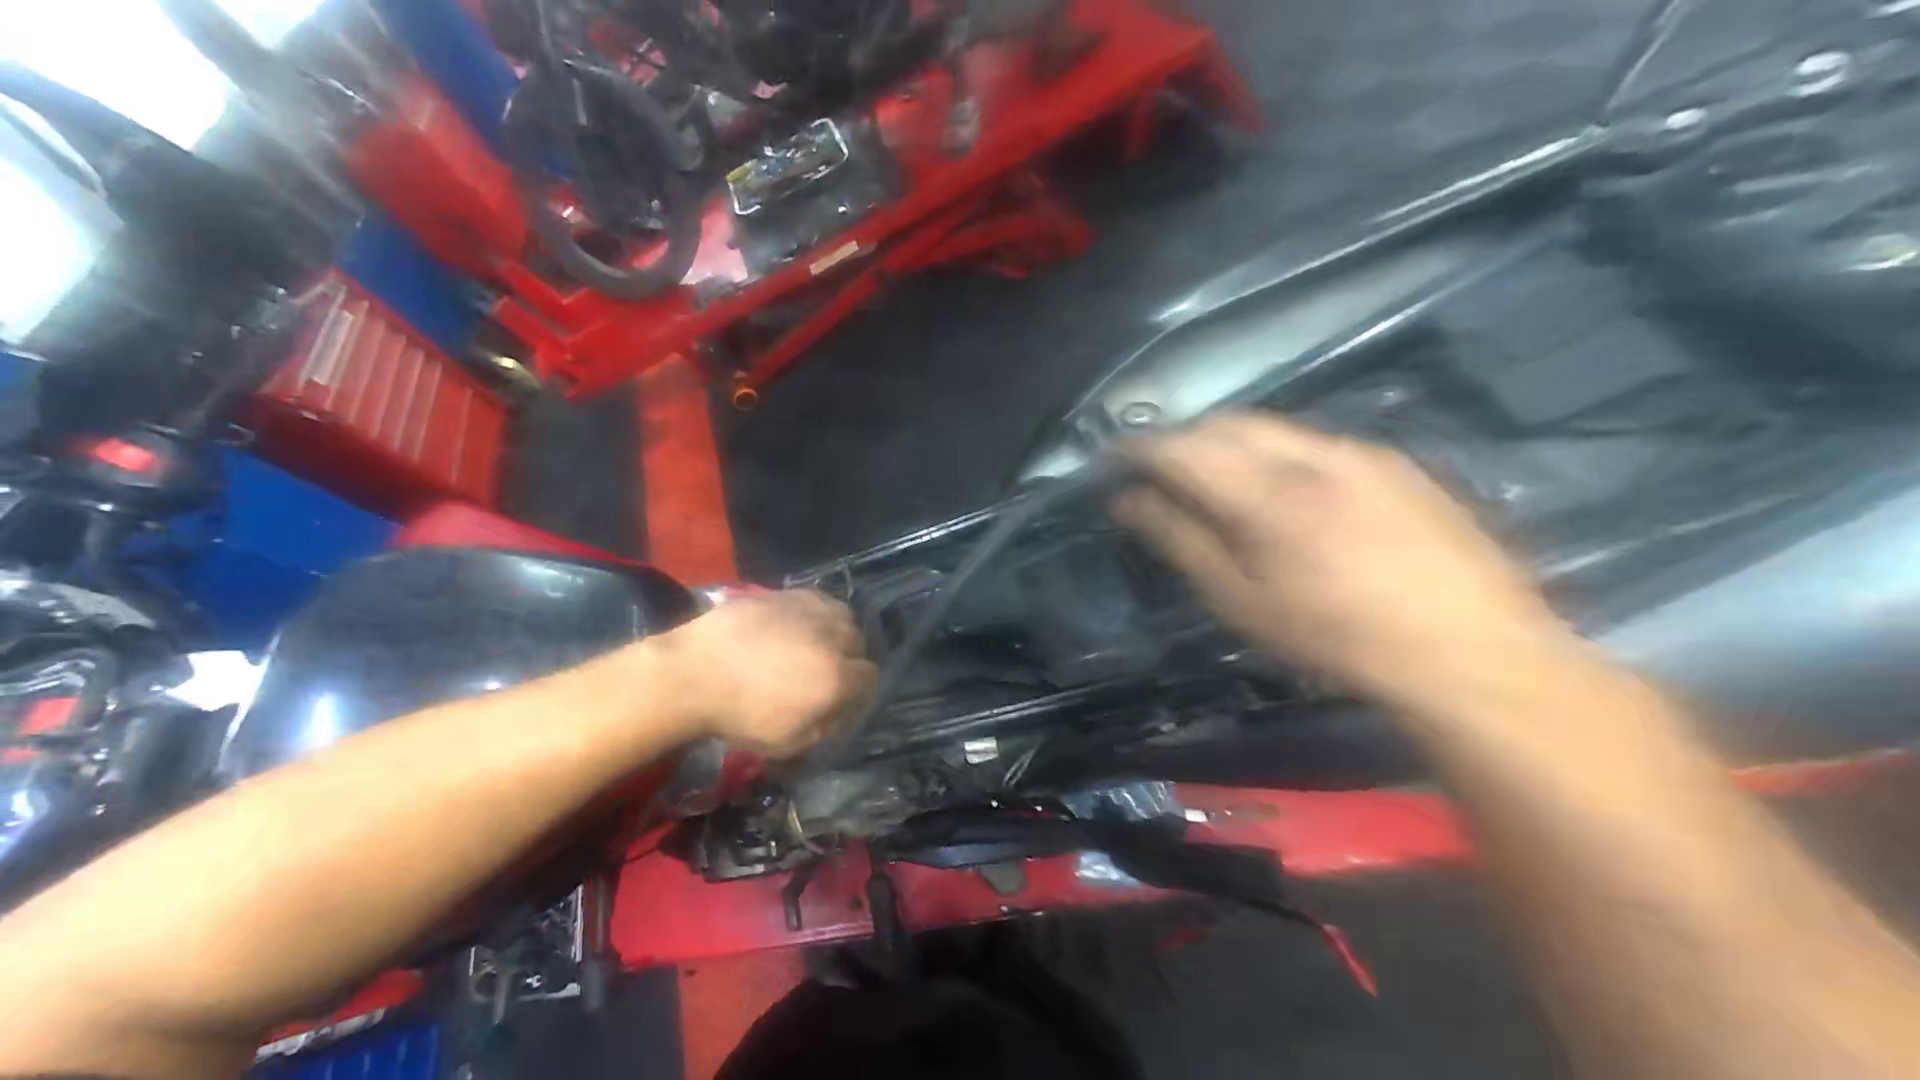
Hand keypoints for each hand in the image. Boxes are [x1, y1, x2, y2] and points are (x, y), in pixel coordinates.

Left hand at [647, 589, 875, 756]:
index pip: (870, 677)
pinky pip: (812, 600)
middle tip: (824, 672)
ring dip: (835, 630)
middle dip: (849, 658)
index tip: (839, 700)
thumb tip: (841, 711)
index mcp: (837, 676)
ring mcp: (807, 609)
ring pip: (841, 615)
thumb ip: (827, 727)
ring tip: (812, 643)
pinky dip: (811, 613)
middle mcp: (832, 637)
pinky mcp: (782, 593)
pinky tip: (792, 626)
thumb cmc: (739, 716)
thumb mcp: (790, 742)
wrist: (690, 675)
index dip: (858, 691)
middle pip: (859, 642)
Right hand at [1115, 412, 1567, 706]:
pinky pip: (1316, 442)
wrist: (1471, 653)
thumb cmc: (1335, 638)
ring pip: (1273, 428)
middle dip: (1184, 437)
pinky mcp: (1396, 463)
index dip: (1140, 447)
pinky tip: (1287, 492)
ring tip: (1218, 479)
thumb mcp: (1241, 600)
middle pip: (1227, 423)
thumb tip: (1128, 501)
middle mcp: (1312, 454)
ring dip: (1231, 443)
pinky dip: (1279, 453)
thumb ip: (1179, 540)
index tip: (1115, 458)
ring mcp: (1360, 453)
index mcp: (1267, 492)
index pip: (1182, 447)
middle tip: (1161, 470)